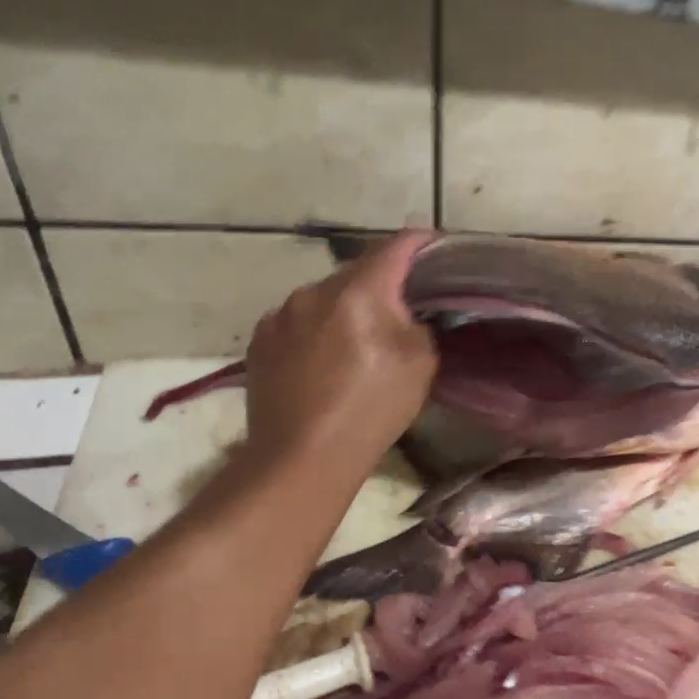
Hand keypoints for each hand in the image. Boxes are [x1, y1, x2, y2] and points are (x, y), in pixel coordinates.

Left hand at [242, 234, 437, 470]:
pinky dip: (320, 328)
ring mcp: (280, 316)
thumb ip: (418, 323)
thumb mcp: (421, 361)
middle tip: (407, 304)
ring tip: (364, 336)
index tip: (438, 246)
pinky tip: (330, 357)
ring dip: (348, 306)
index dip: (420, 243)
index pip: (395, 248)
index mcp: (360, 292)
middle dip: (383, 281)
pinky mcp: (260, 342)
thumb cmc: (373, 406)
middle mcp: (314, 292)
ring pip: (326, 296)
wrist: (302, 455)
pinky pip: (300, 321)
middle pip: (357, 271)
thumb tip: (408, 312)